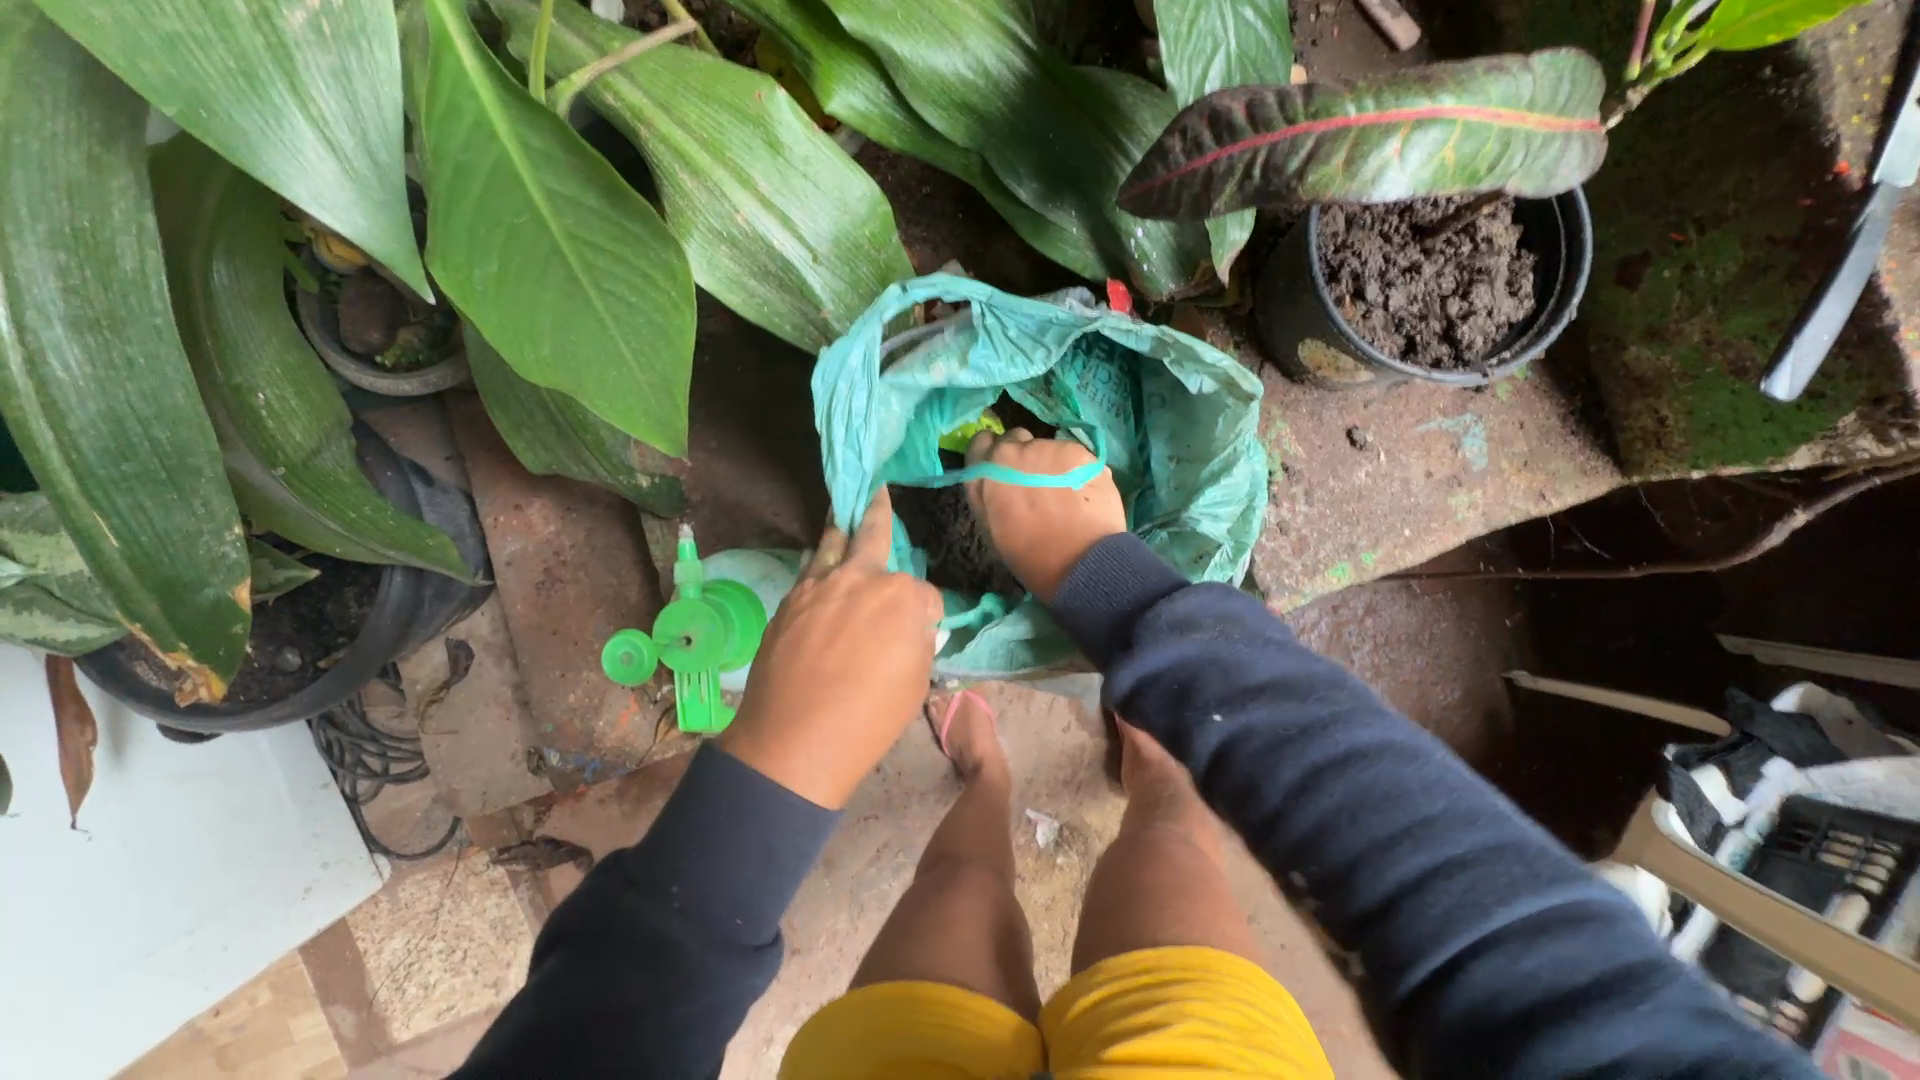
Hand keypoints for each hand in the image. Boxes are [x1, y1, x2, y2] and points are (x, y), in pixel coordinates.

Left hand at [719, 489, 943, 808]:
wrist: (796, 739)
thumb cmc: (870, 717)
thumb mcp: (916, 682)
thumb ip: (916, 642)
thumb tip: (909, 628)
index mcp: (902, 596)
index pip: (924, 594)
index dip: (926, 615)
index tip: (921, 635)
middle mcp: (860, 578)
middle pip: (873, 534)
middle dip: (879, 512)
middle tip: (878, 491)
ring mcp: (818, 586)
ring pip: (831, 543)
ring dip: (840, 529)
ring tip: (841, 513)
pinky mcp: (788, 602)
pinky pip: (806, 570)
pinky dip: (816, 563)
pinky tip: (816, 564)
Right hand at [964, 428, 1126, 601]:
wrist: (1077, 561)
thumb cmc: (1028, 555)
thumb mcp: (990, 526)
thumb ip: (988, 494)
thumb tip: (996, 481)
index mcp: (984, 472)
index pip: (981, 442)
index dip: (993, 453)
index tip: (1004, 467)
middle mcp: (1012, 451)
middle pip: (1016, 438)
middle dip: (1025, 454)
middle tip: (1037, 482)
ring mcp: (1047, 447)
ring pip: (1049, 447)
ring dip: (1053, 462)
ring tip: (1066, 492)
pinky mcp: (1078, 451)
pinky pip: (1075, 455)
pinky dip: (1078, 469)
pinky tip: (1085, 493)